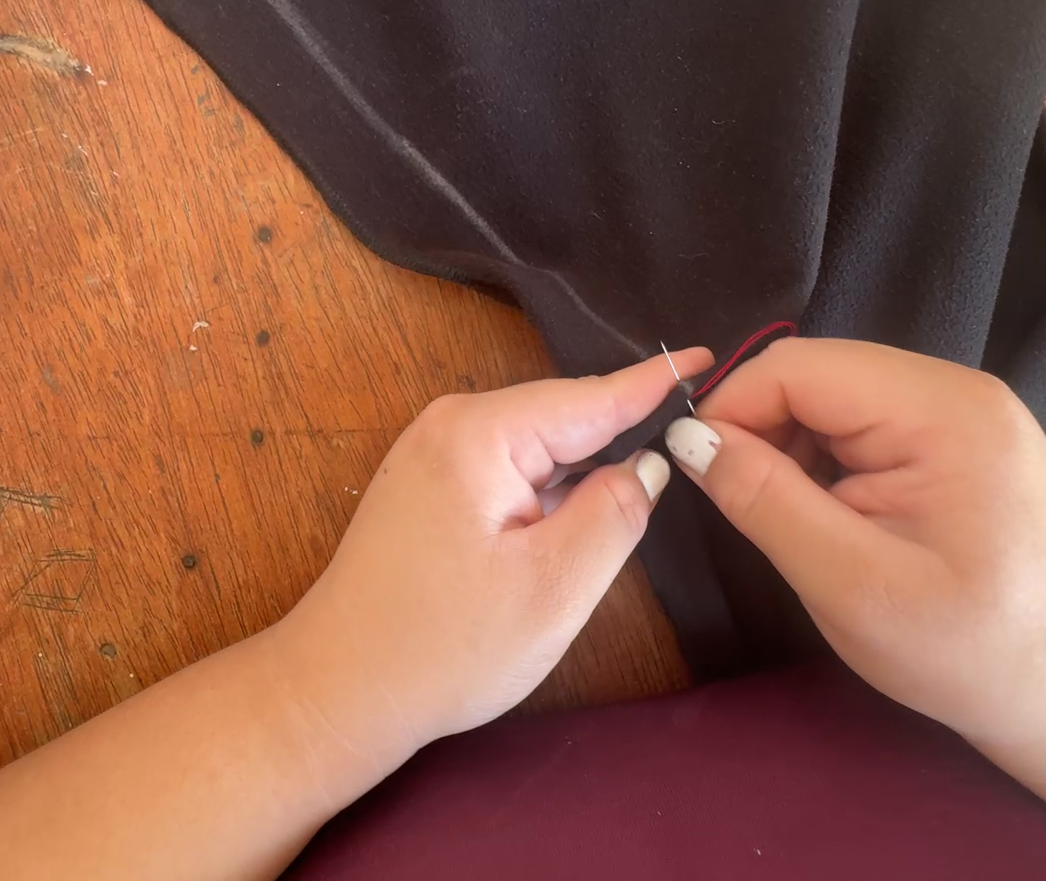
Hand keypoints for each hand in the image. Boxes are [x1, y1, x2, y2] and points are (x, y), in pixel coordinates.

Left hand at [272, 348, 711, 758]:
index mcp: (479, 433)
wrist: (339, 688)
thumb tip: (646, 462)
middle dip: (618, 435)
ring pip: (533, 447)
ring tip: (637, 483)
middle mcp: (450, 424)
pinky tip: (567, 514)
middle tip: (688, 443)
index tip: (707, 358)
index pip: (587, 397)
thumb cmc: (445, 646)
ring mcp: (432, 452)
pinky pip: (506, 468)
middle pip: (559, 419)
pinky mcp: (427, 483)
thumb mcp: (552, 588)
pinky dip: (545, 487)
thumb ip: (613, 513)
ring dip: (580, 469)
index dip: (652, 382)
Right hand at [664, 338, 1045, 772]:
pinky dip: (810, 452)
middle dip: (755, 426)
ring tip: (789, 511)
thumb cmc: (967, 652)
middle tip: (743, 499)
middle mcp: (952, 388)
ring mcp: (953, 407)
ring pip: (820, 391)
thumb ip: (763, 500)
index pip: (796, 368)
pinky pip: (847, 415)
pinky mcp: (946, 431)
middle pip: (809, 372)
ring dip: (781, 441)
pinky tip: (821, 504)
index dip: (731, 408)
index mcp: (943, 413)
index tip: (699, 471)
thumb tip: (685, 437)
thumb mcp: (850, 585)